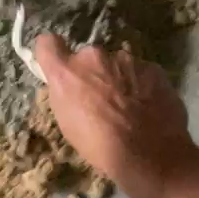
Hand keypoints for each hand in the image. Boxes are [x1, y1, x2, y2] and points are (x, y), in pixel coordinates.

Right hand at [35, 35, 198, 197]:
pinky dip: (141, 84)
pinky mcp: (151, 66)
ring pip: (116, 64)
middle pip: (87, 58)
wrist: (152, 154)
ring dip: (118, 77)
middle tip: (103, 98)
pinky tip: (148, 106)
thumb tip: (72, 86)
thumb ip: (66, 94)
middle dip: (93, 72)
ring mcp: (125, 58)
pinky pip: (139, 71)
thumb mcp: (69, 124)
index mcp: (66, 73)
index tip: (58, 64)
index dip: (53, 53)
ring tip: (130, 106)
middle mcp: (93, 57)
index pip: (47, 43)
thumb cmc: (102, 146)